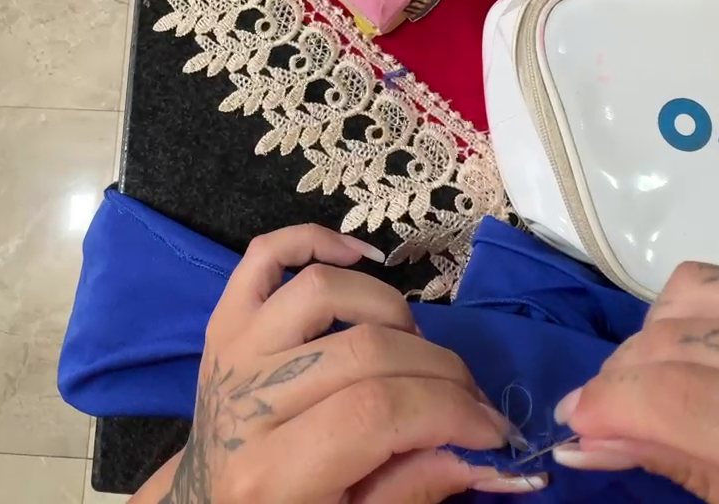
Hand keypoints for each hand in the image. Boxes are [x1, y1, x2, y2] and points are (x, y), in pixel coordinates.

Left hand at [130, 224, 538, 503]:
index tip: (494, 428)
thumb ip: (410, 489)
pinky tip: (361, 258)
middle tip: (470, 395)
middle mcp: (244, 397)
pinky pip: (264, 254)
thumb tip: (484, 451)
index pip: (375, 413)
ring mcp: (230, 346)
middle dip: (438, 369)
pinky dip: (314, 239)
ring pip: (320, 289)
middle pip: (360, 350)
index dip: (449, 411)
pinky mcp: (224, 315)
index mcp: (271, 472)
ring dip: (387, 308)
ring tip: (413, 346)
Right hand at [554, 261, 718, 503]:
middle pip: (680, 338)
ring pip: (692, 290)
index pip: (688, 400)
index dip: (612, 406)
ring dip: (654, 336)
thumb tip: (586, 435)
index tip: (574, 422)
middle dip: (623, 375)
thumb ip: (691, 471)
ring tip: (663, 379)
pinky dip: (702, 316)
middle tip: (611, 412)